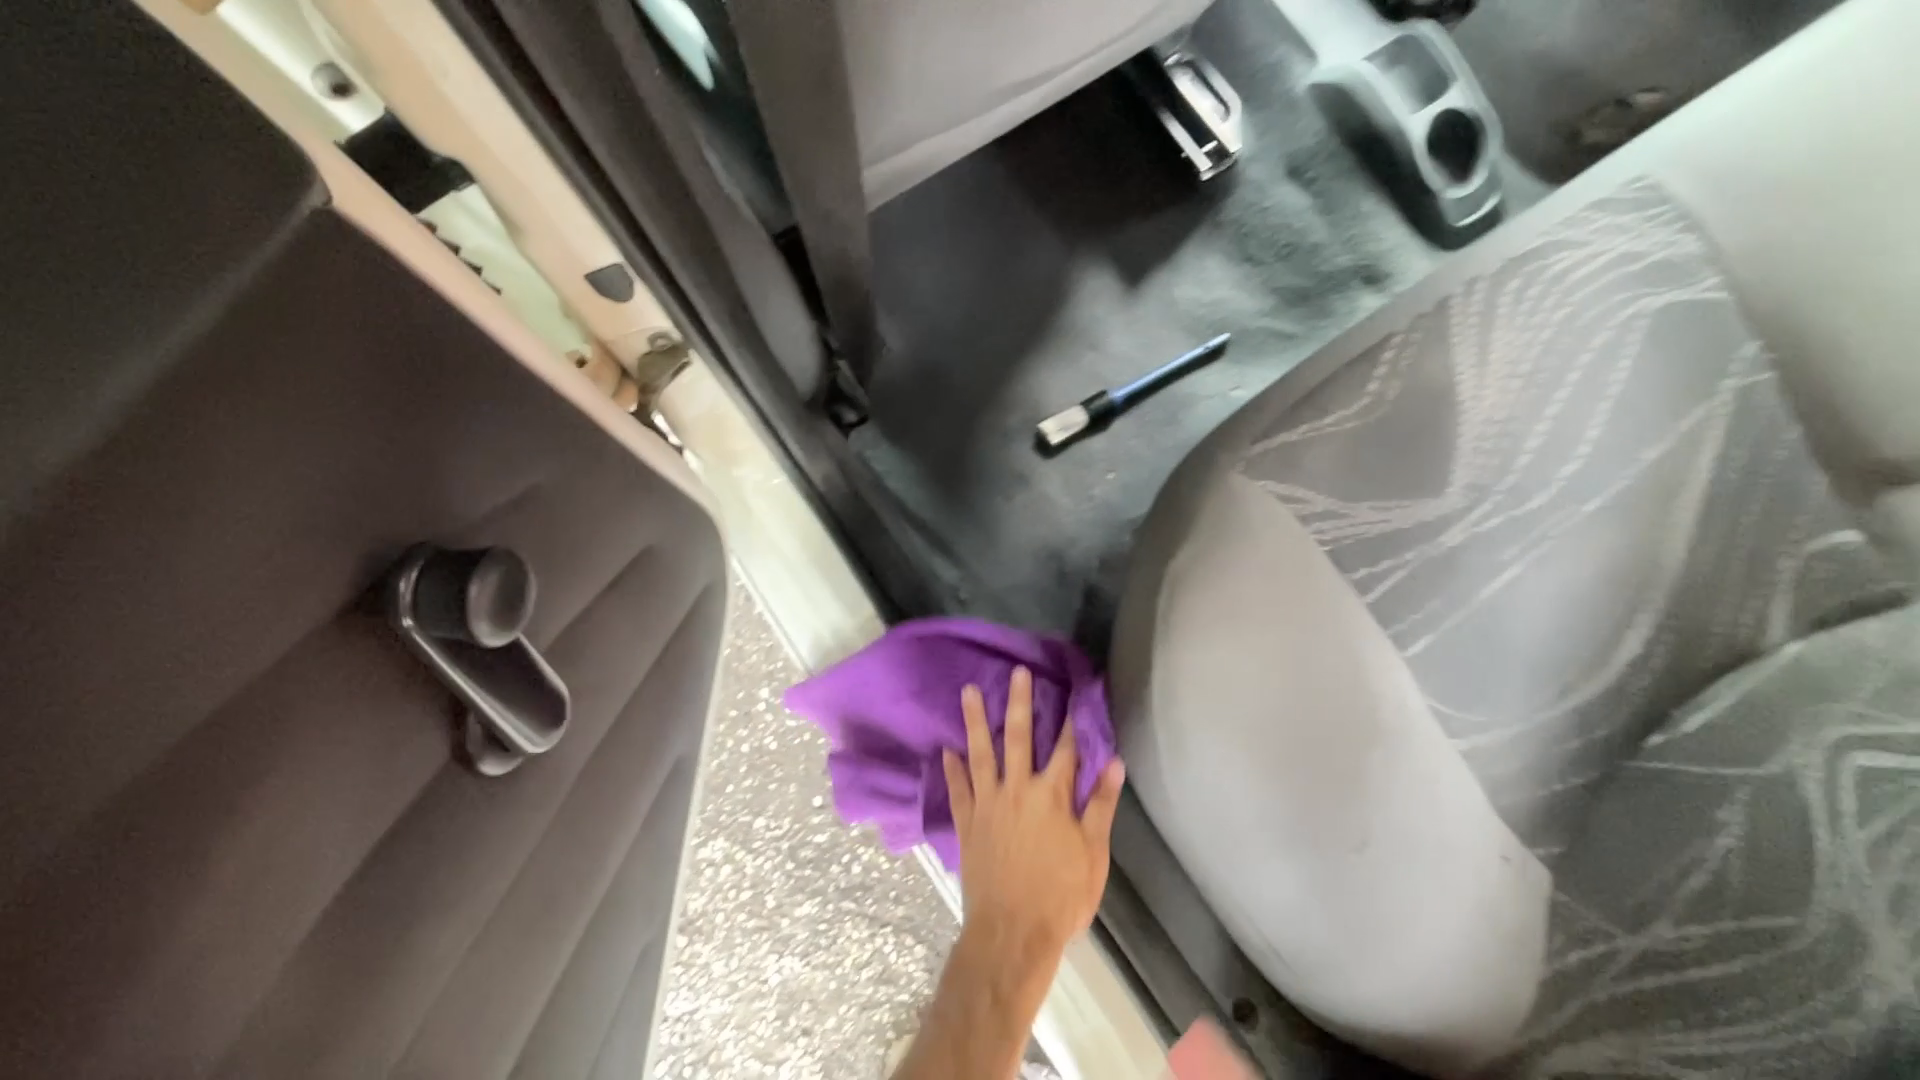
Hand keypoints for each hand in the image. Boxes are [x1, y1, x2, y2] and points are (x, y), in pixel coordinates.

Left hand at [942, 666, 1125, 961]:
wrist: (1012, 932)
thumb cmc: (1061, 895)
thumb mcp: (1094, 853)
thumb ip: (1101, 804)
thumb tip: (1114, 762)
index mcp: (1052, 796)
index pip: (1065, 749)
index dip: (1071, 720)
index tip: (1072, 691)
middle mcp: (1017, 790)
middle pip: (1019, 738)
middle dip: (1021, 703)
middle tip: (1018, 672)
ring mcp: (988, 805)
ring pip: (980, 754)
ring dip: (975, 721)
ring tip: (969, 691)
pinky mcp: (967, 824)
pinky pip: (958, 789)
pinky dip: (952, 769)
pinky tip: (946, 749)